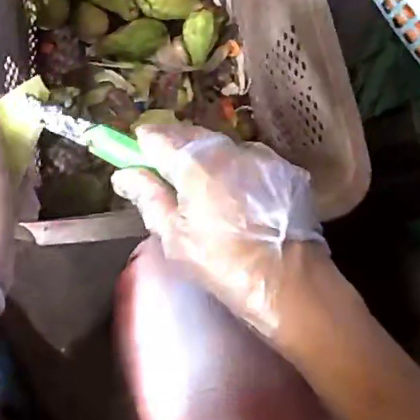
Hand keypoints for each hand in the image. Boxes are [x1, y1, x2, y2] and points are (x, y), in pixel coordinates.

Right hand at [111, 123, 326, 335]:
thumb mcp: (174, 237)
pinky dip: (235, 169)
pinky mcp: (285, 169)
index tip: (133, 155)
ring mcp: (260, 156)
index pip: (157, 136)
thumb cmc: (224, 264)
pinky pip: (249, 160)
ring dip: (205, 157)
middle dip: (172, 146)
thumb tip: (123, 174)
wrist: (295, 285)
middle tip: (163, 172)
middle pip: (190, 135)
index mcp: (195, 162)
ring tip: (201, 186)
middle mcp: (228, 147)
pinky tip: (236, 195)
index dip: (141, 144)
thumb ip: (147, 197)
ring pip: (221, 146)